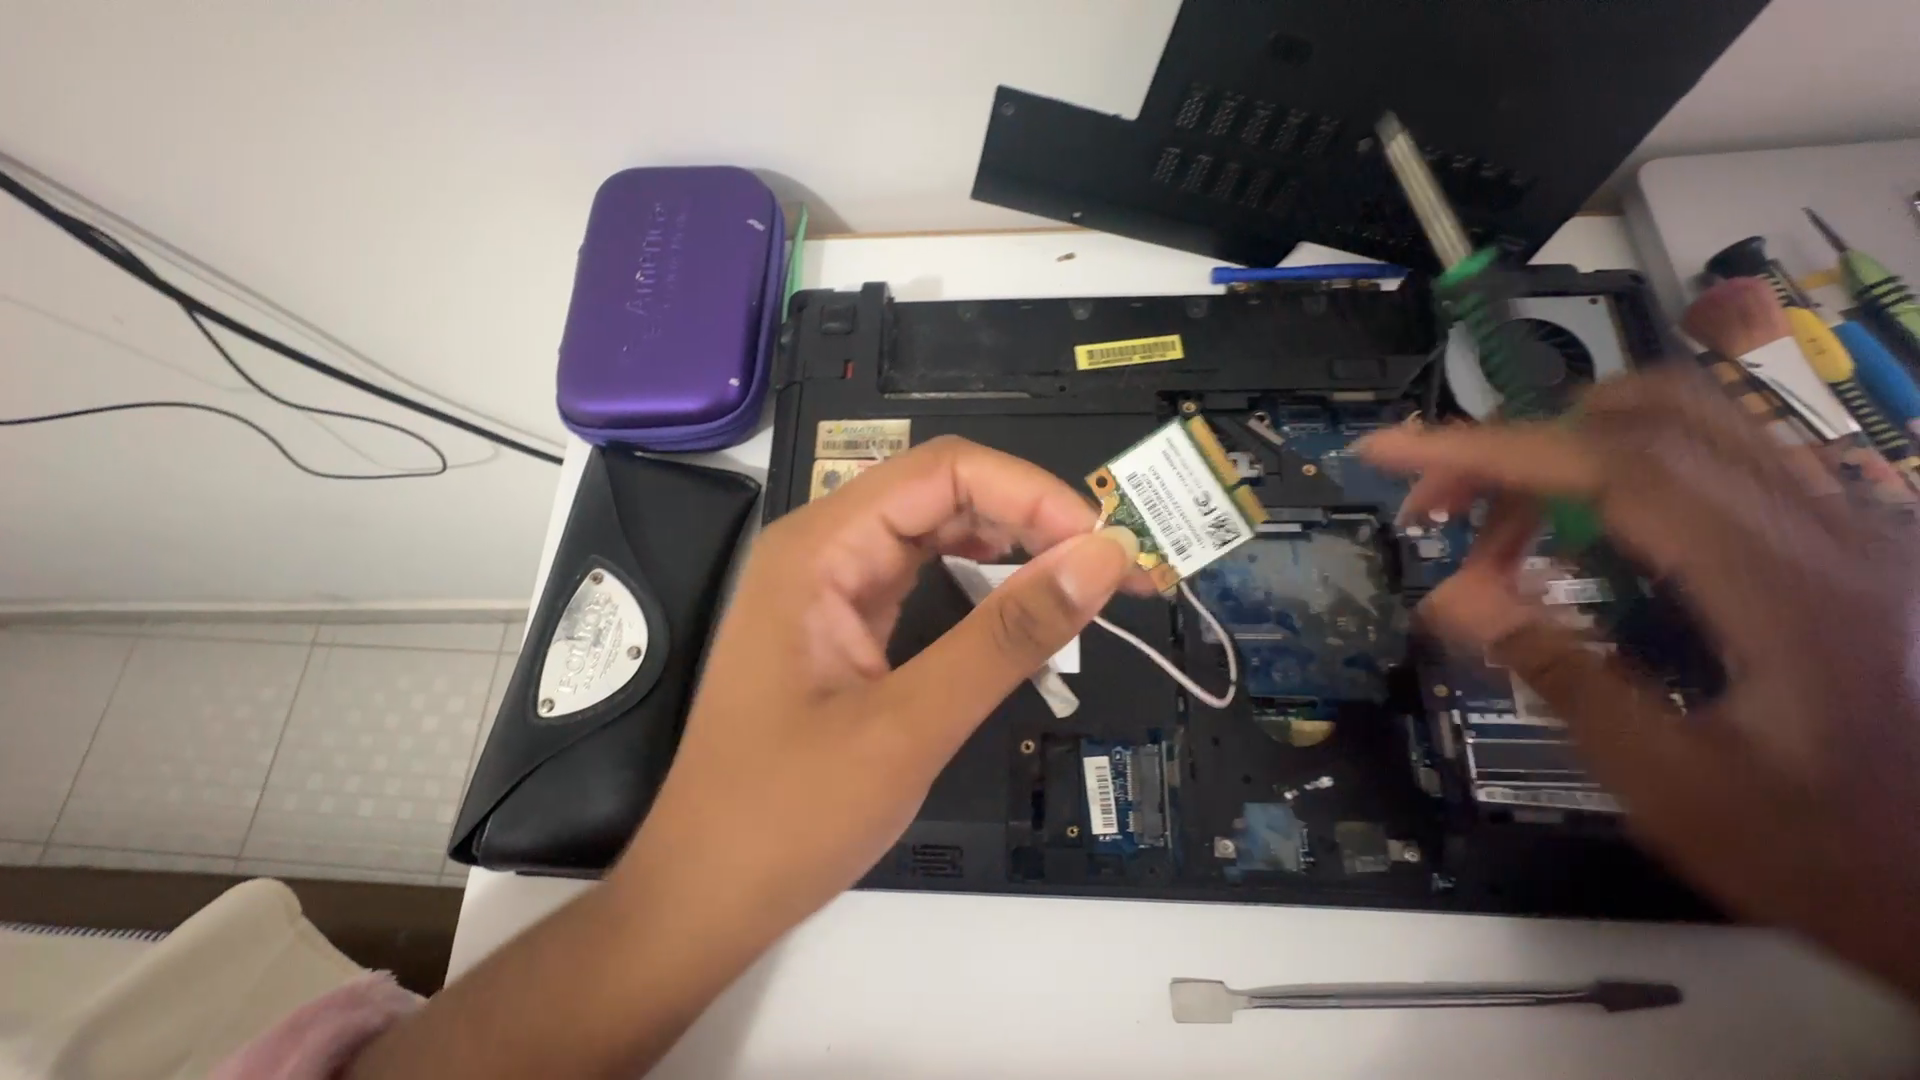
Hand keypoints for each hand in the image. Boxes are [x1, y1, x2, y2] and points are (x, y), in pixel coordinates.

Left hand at [614, 434, 1140, 935]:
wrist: (707, 893)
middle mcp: (822, 548)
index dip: (1032, 493)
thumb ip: (1006, 636)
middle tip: (1114, 568)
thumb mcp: (910, 725)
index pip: (943, 471)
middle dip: (1032, 517)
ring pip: (935, 533)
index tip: (1104, 547)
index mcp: (821, 547)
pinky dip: (981, 584)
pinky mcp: (843, 625)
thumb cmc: (791, 815)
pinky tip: (1023, 604)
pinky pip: (921, 578)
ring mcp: (829, 587)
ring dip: (1013, 547)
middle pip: (941, 493)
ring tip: (1085, 581)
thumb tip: (1101, 558)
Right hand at [1359, 369, 1919, 999]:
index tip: (1385, 449)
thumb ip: (1559, 673)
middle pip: (1644, 420)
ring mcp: (1854, 526)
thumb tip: (1449, 595)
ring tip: (1501, 527)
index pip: (1611, 467)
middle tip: (1438, 513)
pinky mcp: (1855, 541)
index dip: (1484, 448)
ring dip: (1564, 454)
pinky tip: (1582, 535)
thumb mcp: (1675, 787)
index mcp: (1786, 586)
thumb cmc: (1842, 858)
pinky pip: (1719, 462)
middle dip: (1514, 450)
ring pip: (1689, 424)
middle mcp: (1832, 529)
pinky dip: (1618, 473)